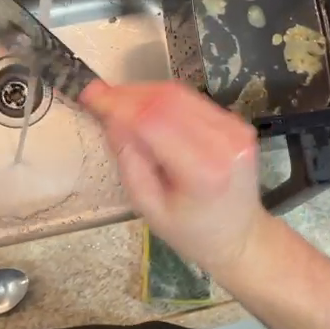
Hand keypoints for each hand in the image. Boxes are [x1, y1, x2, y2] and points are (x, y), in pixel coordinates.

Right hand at [79, 80, 275, 278]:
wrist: (239, 236)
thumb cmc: (190, 231)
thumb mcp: (148, 208)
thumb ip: (129, 161)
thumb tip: (111, 118)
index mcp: (203, 170)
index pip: (154, 121)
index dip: (119, 104)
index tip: (90, 96)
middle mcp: (224, 142)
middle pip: (167, 100)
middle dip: (128, 94)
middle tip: (98, 95)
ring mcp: (234, 129)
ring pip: (179, 94)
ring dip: (143, 93)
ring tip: (116, 101)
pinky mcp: (236, 123)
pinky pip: (192, 101)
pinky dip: (163, 100)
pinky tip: (143, 109)